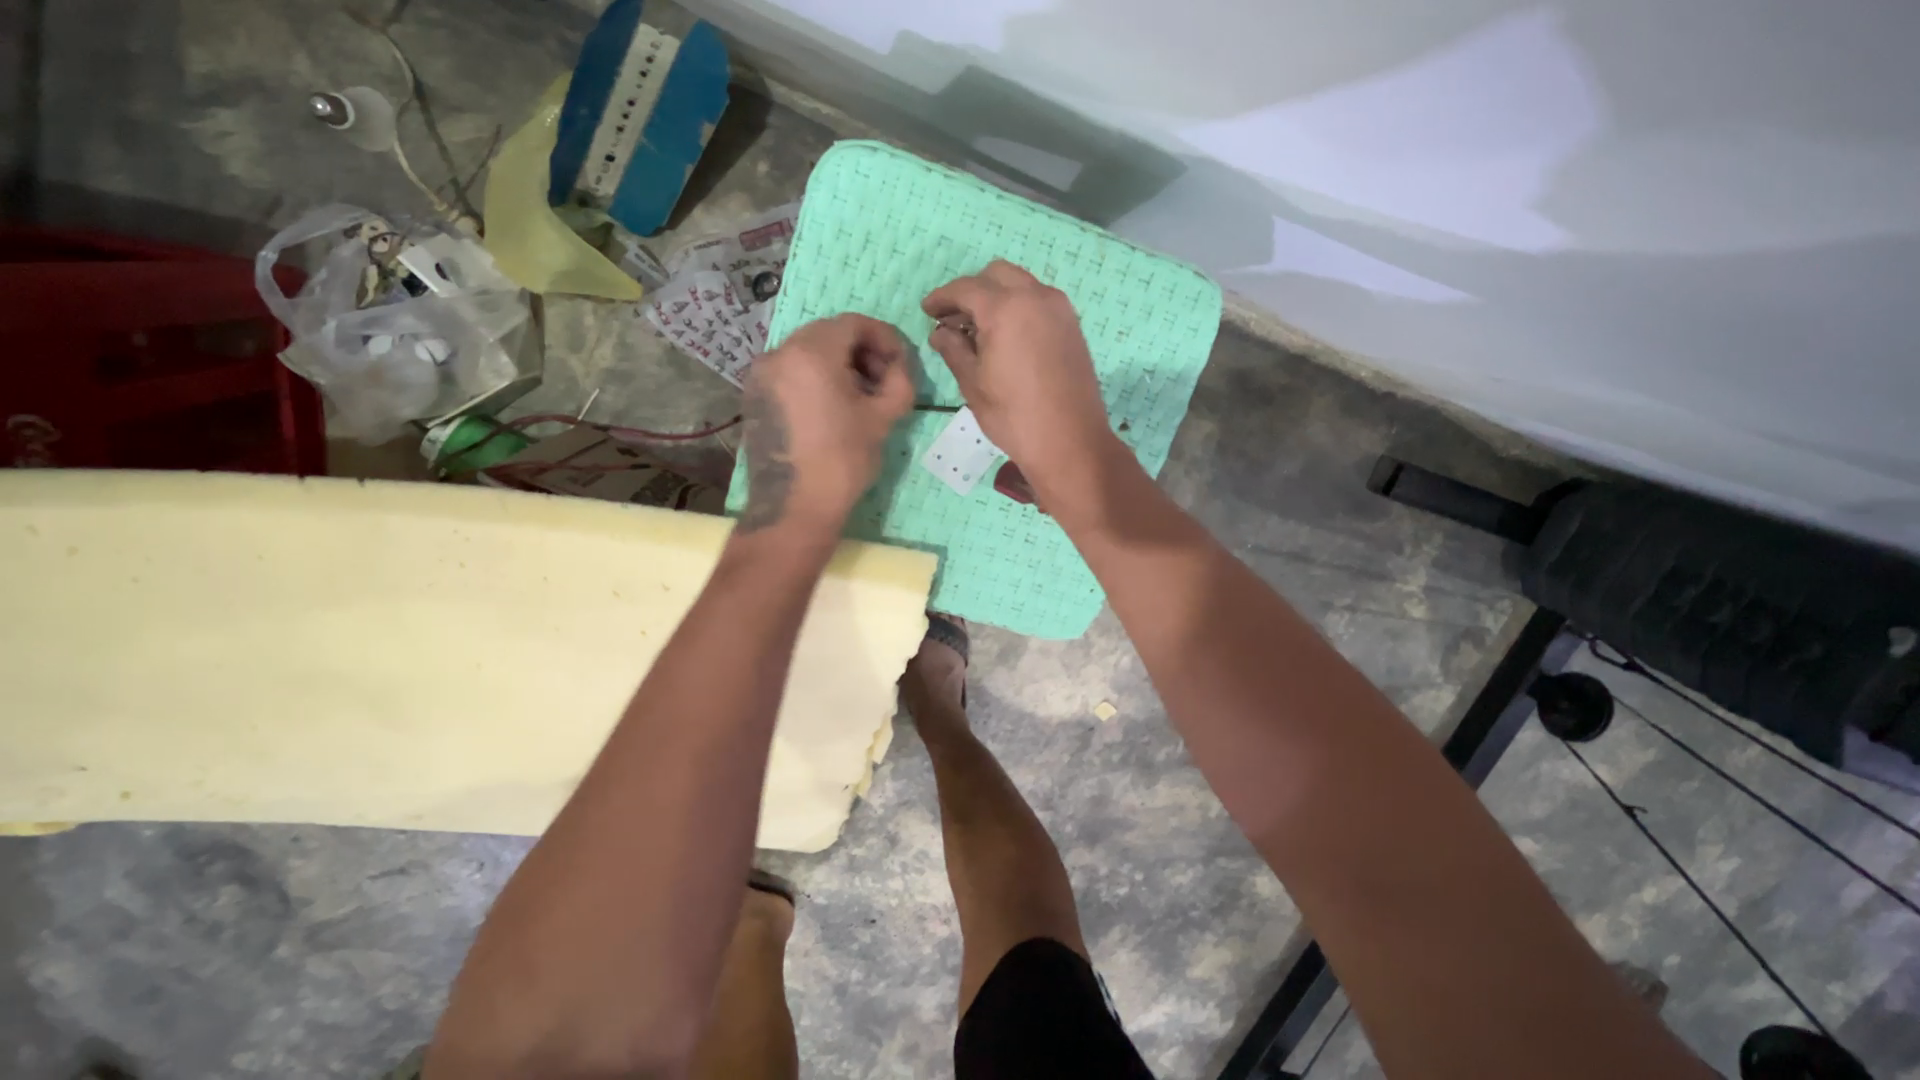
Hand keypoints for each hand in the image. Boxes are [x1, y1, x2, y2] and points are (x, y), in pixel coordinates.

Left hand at [736, 314, 913, 537]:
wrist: (794, 507)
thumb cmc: (843, 460)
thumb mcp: (884, 417)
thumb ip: (899, 380)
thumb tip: (899, 366)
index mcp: (810, 351)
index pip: (854, 324)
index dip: (884, 338)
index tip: (900, 363)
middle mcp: (778, 353)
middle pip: (828, 335)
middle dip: (860, 352)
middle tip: (882, 381)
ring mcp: (760, 376)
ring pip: (807, 353)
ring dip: (838, 365)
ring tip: (859, 398)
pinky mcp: (753, 397)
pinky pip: (789, 374)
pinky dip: (814, 380)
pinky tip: (831, 409)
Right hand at [922, 261, 1121, 491]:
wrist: (1070, 442)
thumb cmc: (1014, 416)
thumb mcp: (973, 384)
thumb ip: (954, 349)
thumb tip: (940, 332)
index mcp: (1006, 309)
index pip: (965, 288)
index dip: (942, 298)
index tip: (927, 311)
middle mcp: (1035, 297)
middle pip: (996, 275)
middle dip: (971, 290)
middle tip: (953, 318)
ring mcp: (1059, 309)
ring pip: (1021, 283)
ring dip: (997, 296)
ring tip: (979, 328)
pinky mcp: (1072, 324)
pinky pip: (1039, 300)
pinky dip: (1019, 306)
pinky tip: (1007, 335)